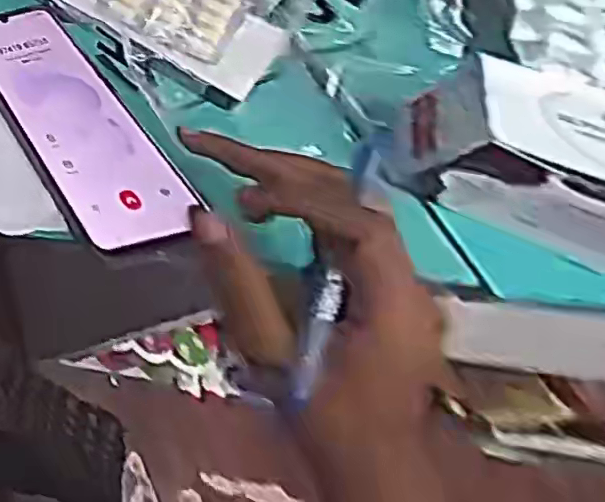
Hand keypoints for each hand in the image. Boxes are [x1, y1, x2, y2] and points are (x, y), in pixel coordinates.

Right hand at [179, 129, 453, 500]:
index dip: (297, 197)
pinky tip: (248, 190)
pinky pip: (330, 216)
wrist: (371, 461)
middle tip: (205, 144)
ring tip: (216, 153)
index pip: (359, 222)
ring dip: (276, 169)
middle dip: (272, 163)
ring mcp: (388, 275)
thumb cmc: (325, 413)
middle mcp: (402, 279)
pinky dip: (285, 192)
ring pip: (339, 197)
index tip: (241, 199)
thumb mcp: (274, 353)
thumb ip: (238, 282)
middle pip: (347, 195)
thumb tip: (202, 216)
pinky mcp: (367, 277)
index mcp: (396, 301)